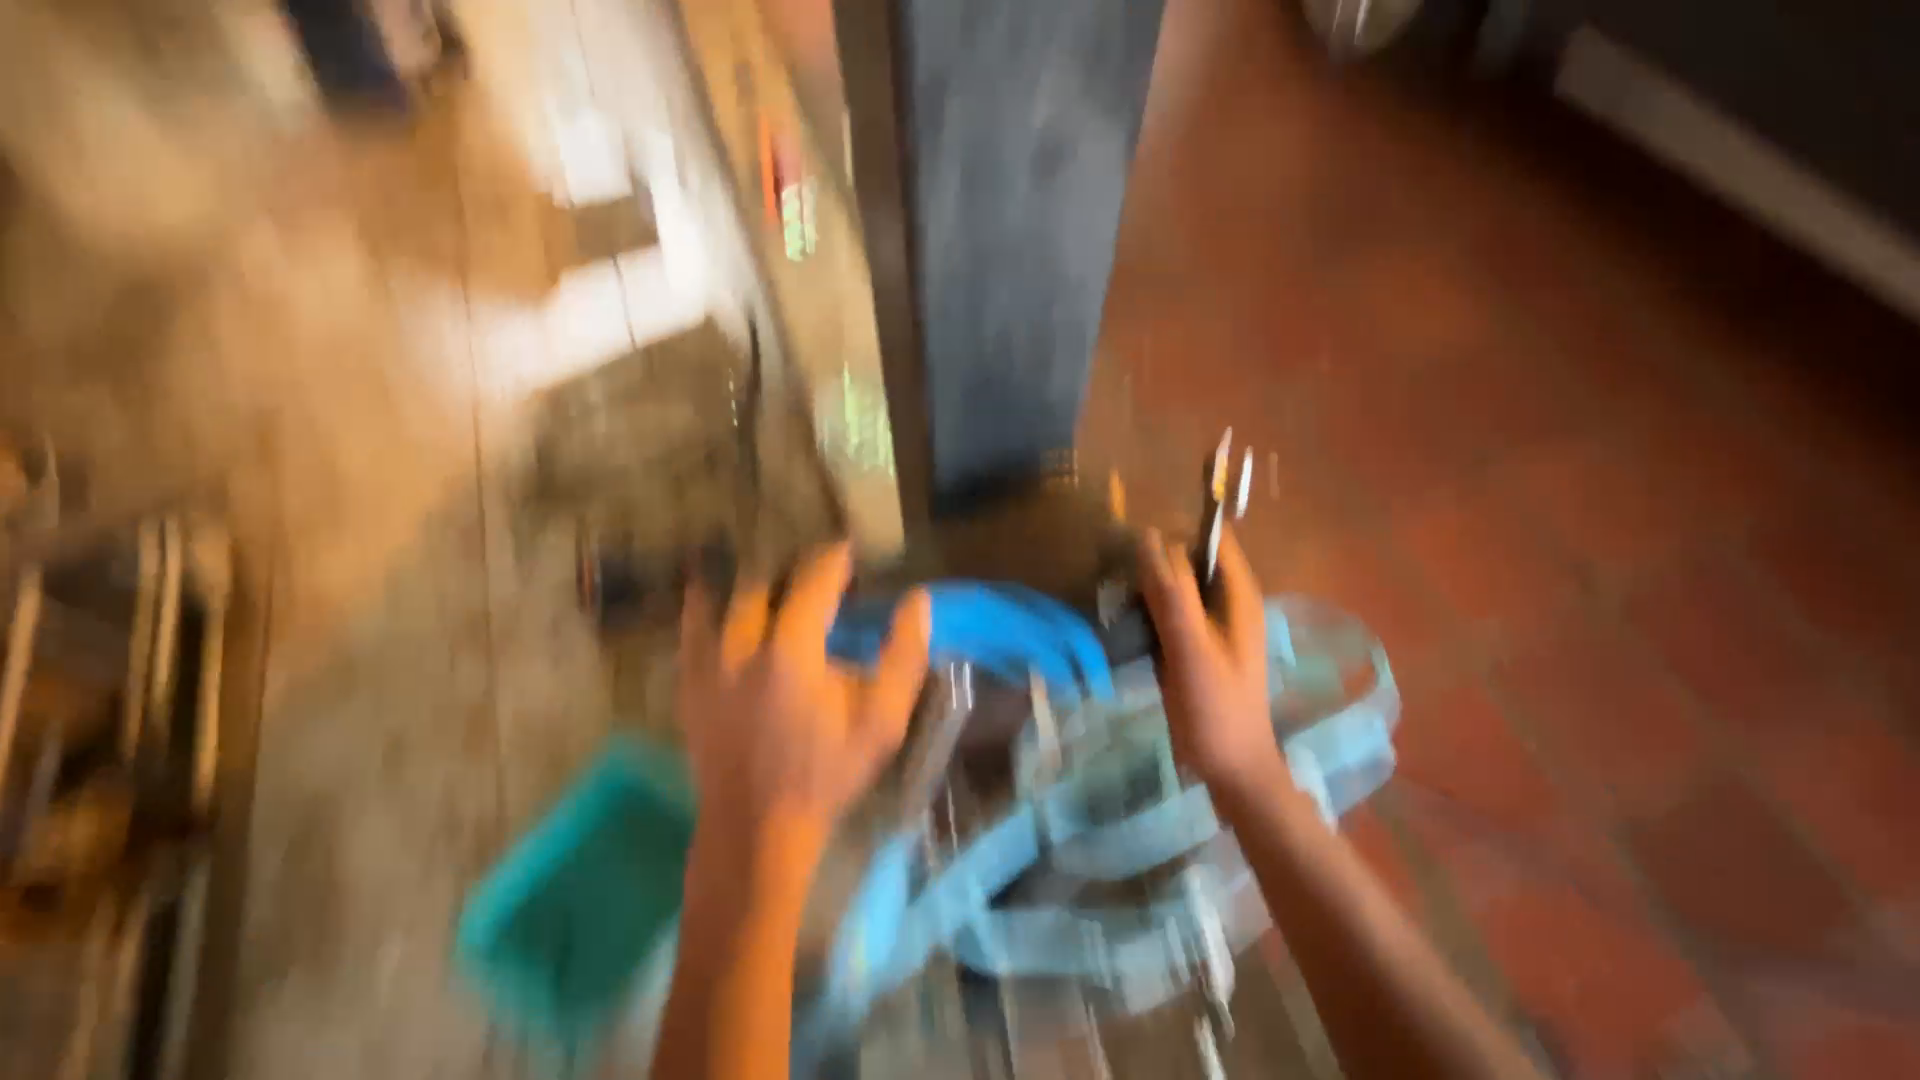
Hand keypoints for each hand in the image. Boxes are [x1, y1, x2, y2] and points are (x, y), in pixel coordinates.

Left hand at [676, 542, 931, 854]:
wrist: (758, 827)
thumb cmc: (827, 774)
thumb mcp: (883, 722)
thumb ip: (904, 656)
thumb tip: (916, 600)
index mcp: (791, 650)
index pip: (813, 580)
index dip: (833, 559)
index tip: (847, 549)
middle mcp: (740, 645)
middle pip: (761, 580)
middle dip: (790, 567)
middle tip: (812, 570)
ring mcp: (706, 664)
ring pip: (721, 597)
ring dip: (748, 581)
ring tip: (769, 575)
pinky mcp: (687, 684)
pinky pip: (691, 628)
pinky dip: (705, 606)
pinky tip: (713, 597)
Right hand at [1137, 525, 1283, 796]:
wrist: (1230, 769)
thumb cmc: (1216, 709)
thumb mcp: (1191, 649)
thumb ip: (1172, 595)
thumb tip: (1147, 536)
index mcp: (1239, 596)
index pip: (1211, 539)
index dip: (1175, 534)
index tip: (1132, 543)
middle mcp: (1227, 603)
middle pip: (1189, 561)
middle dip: (1153, 562)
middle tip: (1113, 574)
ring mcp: (1209, 626)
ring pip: (1174, 588)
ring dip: (1145, 588)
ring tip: (1111, 596)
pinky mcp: (1192, 647)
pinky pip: (1168, 614)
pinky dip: (1146, 612)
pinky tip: (1121, 622)